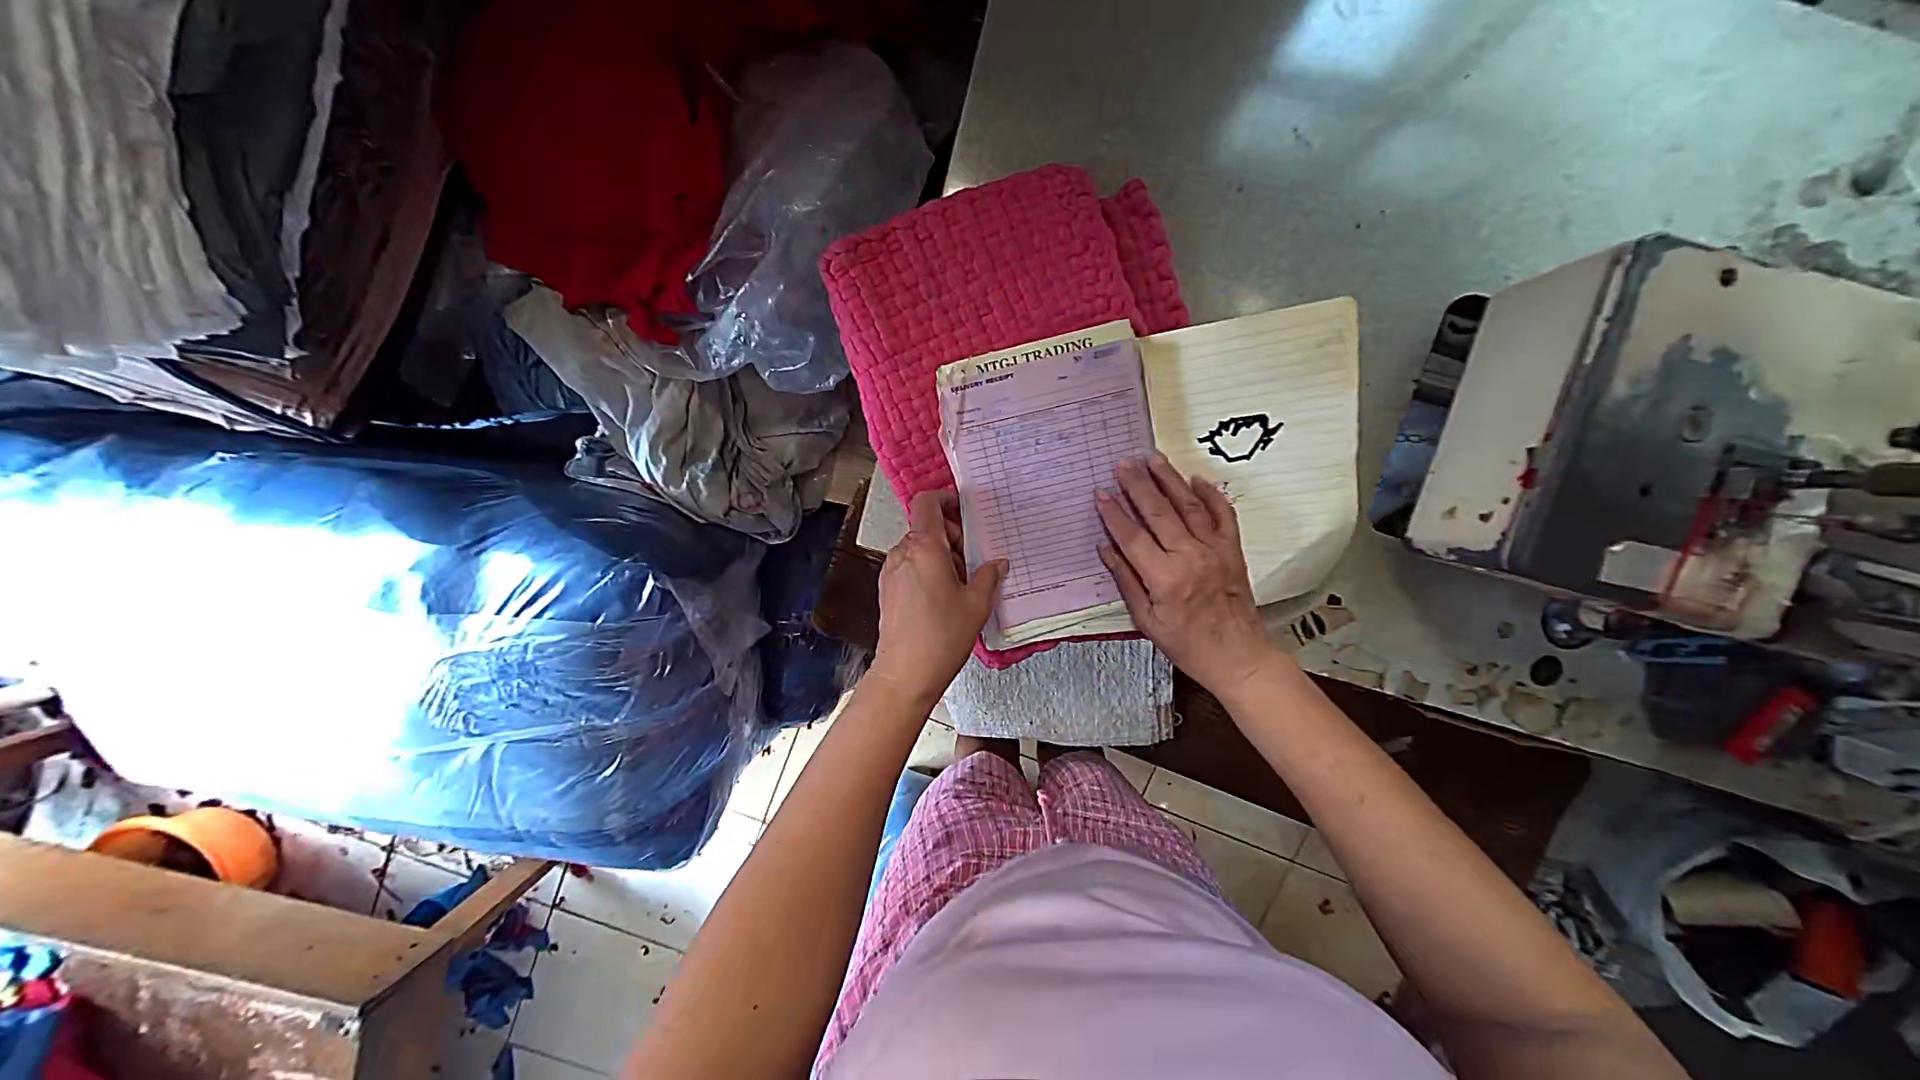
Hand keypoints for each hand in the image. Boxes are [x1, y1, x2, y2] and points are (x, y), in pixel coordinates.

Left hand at [870, 490, 1006, 703]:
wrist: (906, 672)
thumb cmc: (940, 637)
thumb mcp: (977, 603)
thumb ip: (989, 575)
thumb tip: (997, 564)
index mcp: (924, 548)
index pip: (927, 503)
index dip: (945, 500)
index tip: (962, 510)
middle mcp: (902, 554)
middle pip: (926, 527)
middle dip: (950, 537)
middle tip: (971, 560)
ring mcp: (891, 572)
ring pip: (917, 549)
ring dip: (939, 556)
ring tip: (960, 583)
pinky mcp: (887, 590)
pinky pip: (908, 567)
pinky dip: (926, 571)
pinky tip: (943, 597)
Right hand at [1097, 454, 1275, 696]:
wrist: (1238, 656)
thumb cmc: (1189, 645)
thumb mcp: (1146, 620)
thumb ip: (1126, 580)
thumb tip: (1106, 549)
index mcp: (1165, 578)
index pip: (1132, 536)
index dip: (1114, 513)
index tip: (1101, 494)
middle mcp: (1191, 558)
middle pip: (1159, 512)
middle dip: (1137, 485)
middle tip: (1123, 464)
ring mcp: (1215, 550)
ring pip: (1188, 505)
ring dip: (1169, 479)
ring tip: (1153, 459)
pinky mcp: (1232, 550)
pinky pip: (1222, 514)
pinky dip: (1210, 494)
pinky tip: (1195, 479)